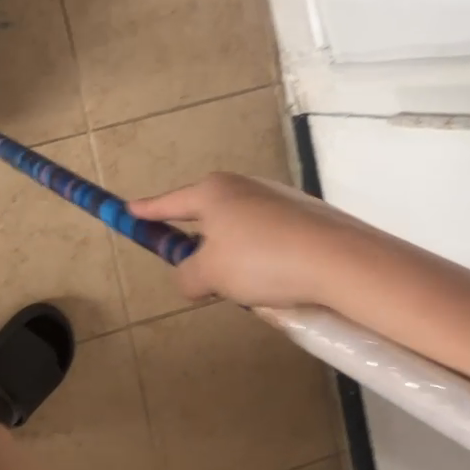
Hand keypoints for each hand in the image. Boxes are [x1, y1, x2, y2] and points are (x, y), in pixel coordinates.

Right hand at [129, 173, 379, 306]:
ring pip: (240, 226)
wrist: (340, 261)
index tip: (128, 211)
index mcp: (212, 192)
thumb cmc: (261, 261)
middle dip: (198, 239)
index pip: (168, 203)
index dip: (146, 211)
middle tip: (197, 269)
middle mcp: (242, 185)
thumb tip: (189, 278)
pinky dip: (263, 254)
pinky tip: (276, 279)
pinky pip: (269, 234)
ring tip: (245, 284)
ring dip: (233, 251)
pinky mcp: (306, 214)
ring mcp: (277, 196)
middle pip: (206, 213)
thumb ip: (187, 275)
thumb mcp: (209, 275)